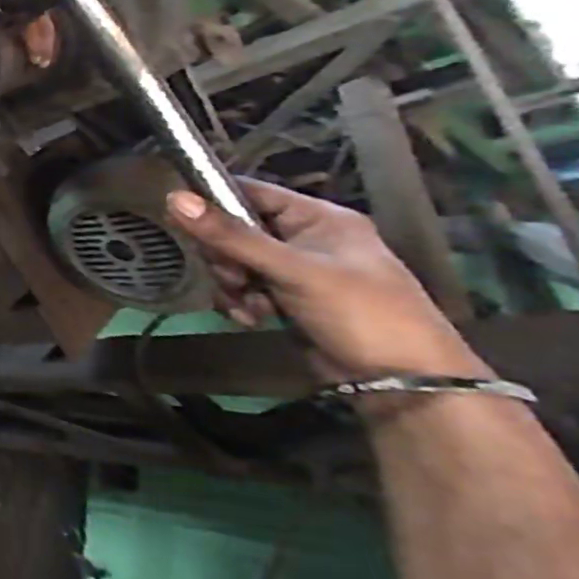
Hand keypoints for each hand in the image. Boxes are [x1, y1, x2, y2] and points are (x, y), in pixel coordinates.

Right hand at [165, 178, 486, 381]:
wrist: (406, 386)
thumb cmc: (361, 314)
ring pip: (235, 262)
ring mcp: (297, 271)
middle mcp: (305, 239)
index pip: (250, 191)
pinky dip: (241, 302)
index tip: (180, 218)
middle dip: (224, 256)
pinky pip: (245, 288)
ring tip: (248, 303)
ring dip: (231, 283)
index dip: (213, 201)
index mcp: (318, 218)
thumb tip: (173, 198)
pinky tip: (252, 318)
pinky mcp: (288, 299)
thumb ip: (231, 236)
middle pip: (235, 230)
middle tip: (233, 276)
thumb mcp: (293, 270)